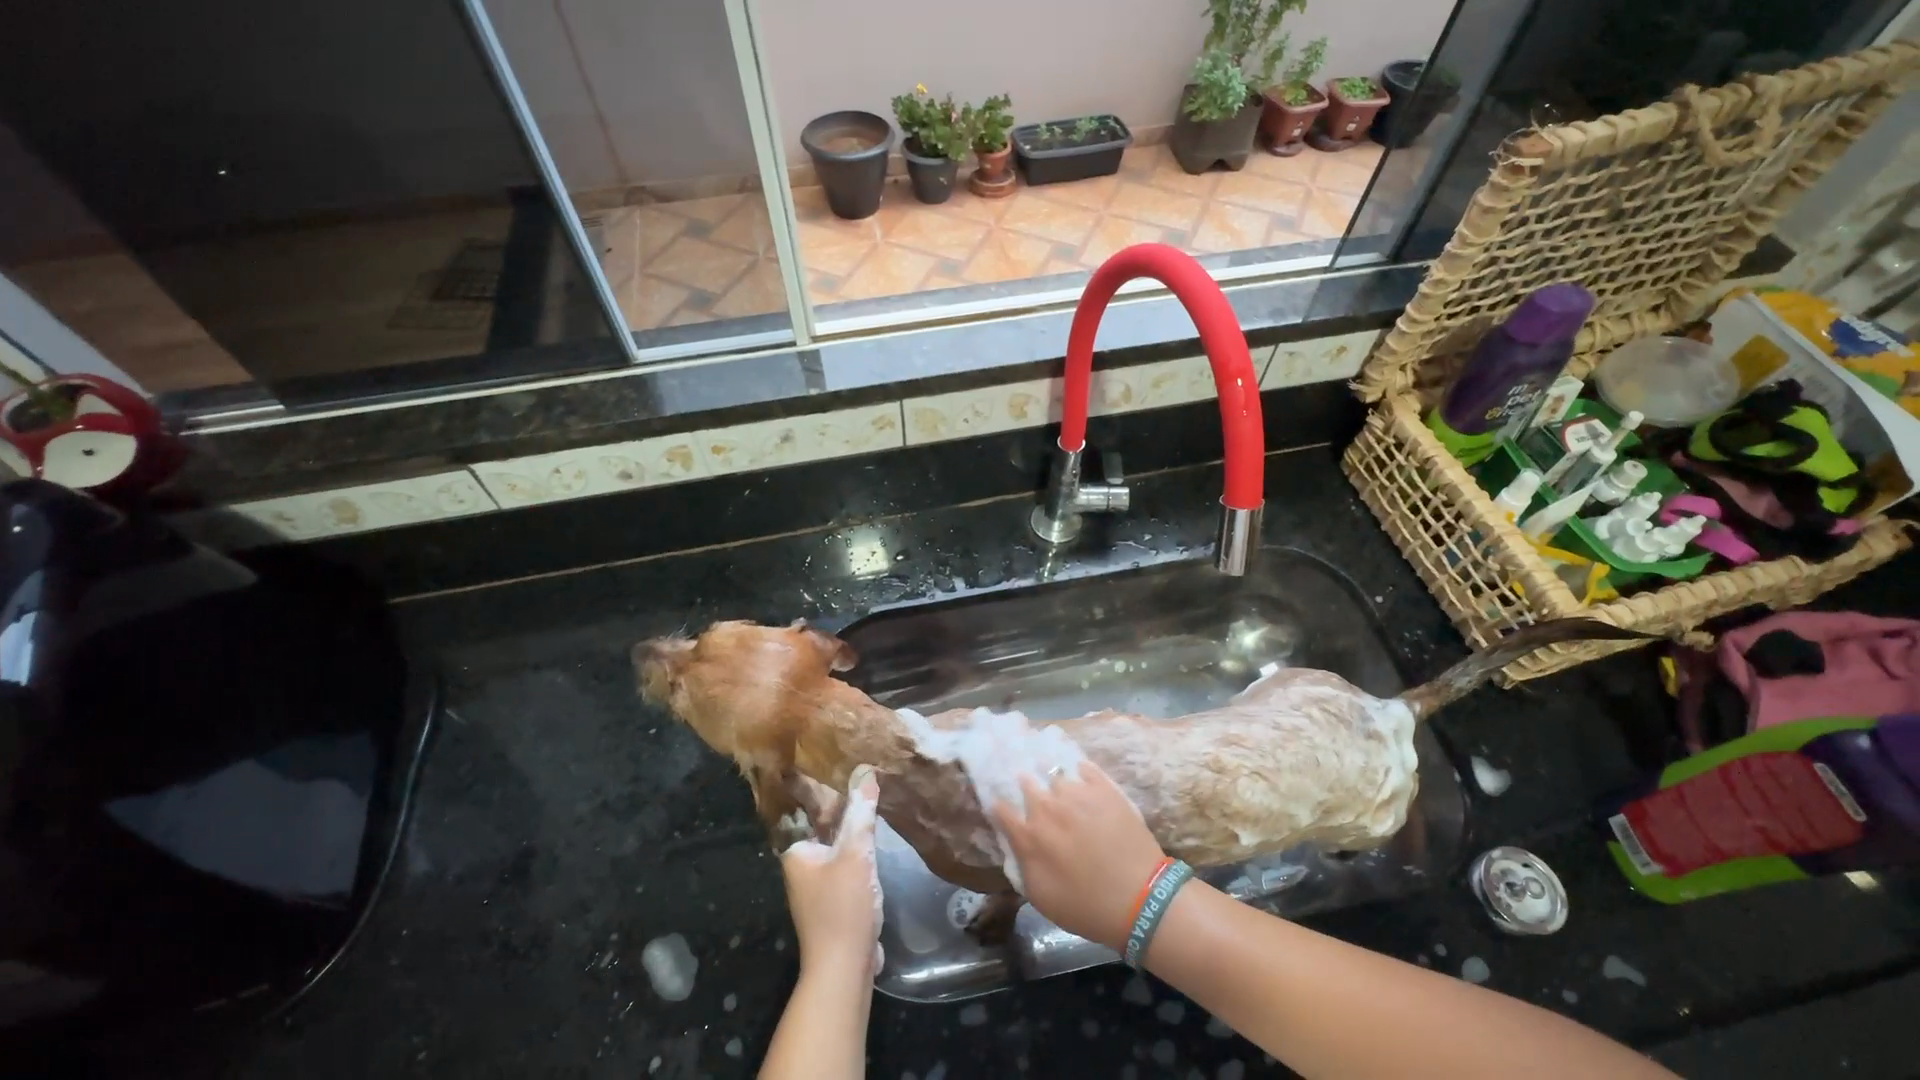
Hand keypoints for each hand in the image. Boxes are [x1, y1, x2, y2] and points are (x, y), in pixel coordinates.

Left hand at [778, 765, 883, 976]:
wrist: (844, 968)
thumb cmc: (843, 907)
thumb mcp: (855, 854)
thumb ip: (861, 814)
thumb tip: (867, 773)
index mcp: (797, 852)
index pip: (811, 808)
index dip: (828, 785)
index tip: (845, 762)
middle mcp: (801, 866)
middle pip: (826, 827)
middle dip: (845, 808)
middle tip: (867, 776)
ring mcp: (817, 887)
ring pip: (838, 848)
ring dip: (855, 831)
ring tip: (874, 799)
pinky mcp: (834, 903)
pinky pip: (847, 867)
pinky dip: (860, 855)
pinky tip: (876, 843)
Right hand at [991, 761, 1166, 950]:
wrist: (1141, 900)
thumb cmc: (1086, 906)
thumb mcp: (1041, 897)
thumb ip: (1023, 864)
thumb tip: (1015, 843)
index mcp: (1030, 836)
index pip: (1002, 810)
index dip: (1001, 808)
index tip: (1003, 809)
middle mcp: (1049, 808)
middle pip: (1026, 784)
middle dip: (1025, 788)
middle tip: (1032, 795)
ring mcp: (1078, 794)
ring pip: (1056, 776)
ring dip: (1053, 782)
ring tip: (1060, 787)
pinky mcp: (1105, 789)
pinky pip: (1085, 769)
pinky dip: (1081, 773)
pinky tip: (1082, 778)